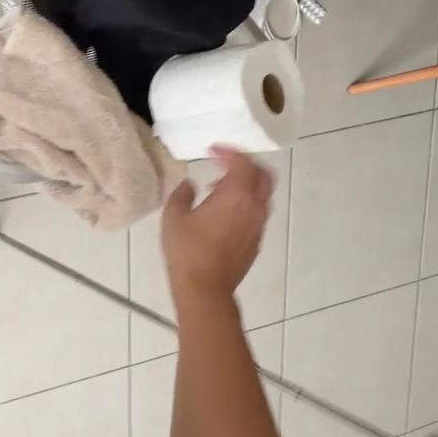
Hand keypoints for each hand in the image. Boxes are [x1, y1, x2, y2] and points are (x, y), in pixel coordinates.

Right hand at [161, 147, 272, 301]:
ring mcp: (258, 225)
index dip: (228, 152)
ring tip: (219, 187)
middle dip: (246, 164)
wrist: (205, 287)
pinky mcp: (256, 240)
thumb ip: (182, 194)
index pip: (242, 163)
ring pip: (263, 194)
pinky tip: (222, 212)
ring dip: (246, 184)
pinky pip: (257, 211)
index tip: (212, 149)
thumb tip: (190, 185)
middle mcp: (254, 207)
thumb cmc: (187, 250)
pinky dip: (245, 202)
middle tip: (224, 162)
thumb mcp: (173, 217)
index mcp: (236, 196)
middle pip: (264, 175)